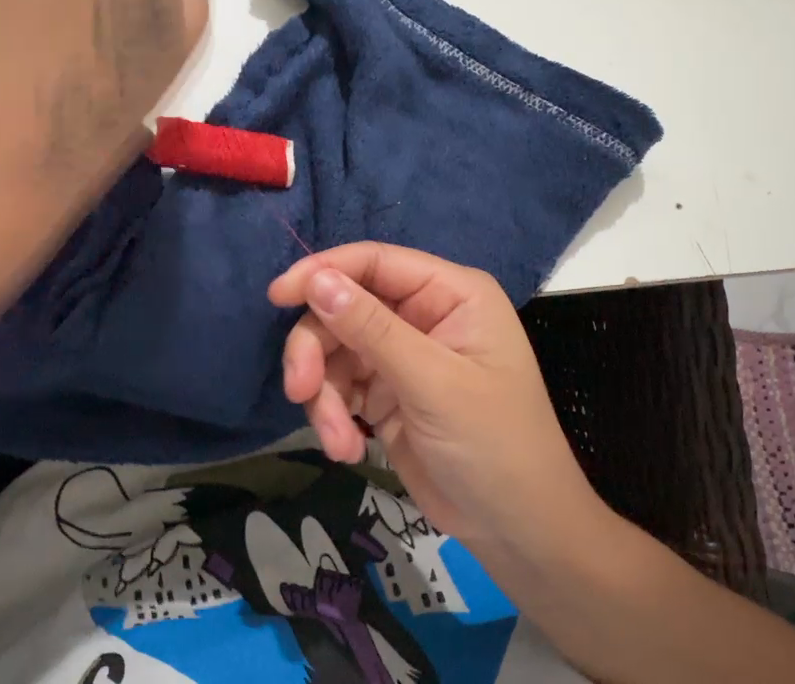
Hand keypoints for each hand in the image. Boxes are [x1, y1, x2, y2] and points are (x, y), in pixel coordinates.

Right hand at [268, 243, 605, 563]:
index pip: (373, 263)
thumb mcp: (433, 383)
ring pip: (332, 350)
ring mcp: (400, 355)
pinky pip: (337, 387)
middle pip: (341, 308)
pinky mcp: (383, 393)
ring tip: (339, 441)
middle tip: (299, 390)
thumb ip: (371, 328)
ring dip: (323, 395)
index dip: (322, 273)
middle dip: (316, 351)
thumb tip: (315, 280)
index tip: (277, 296)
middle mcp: (422, 315)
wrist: (517, 532)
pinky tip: (349, 450)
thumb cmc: (494, 444)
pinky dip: (332, 416)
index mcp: (449, 294)